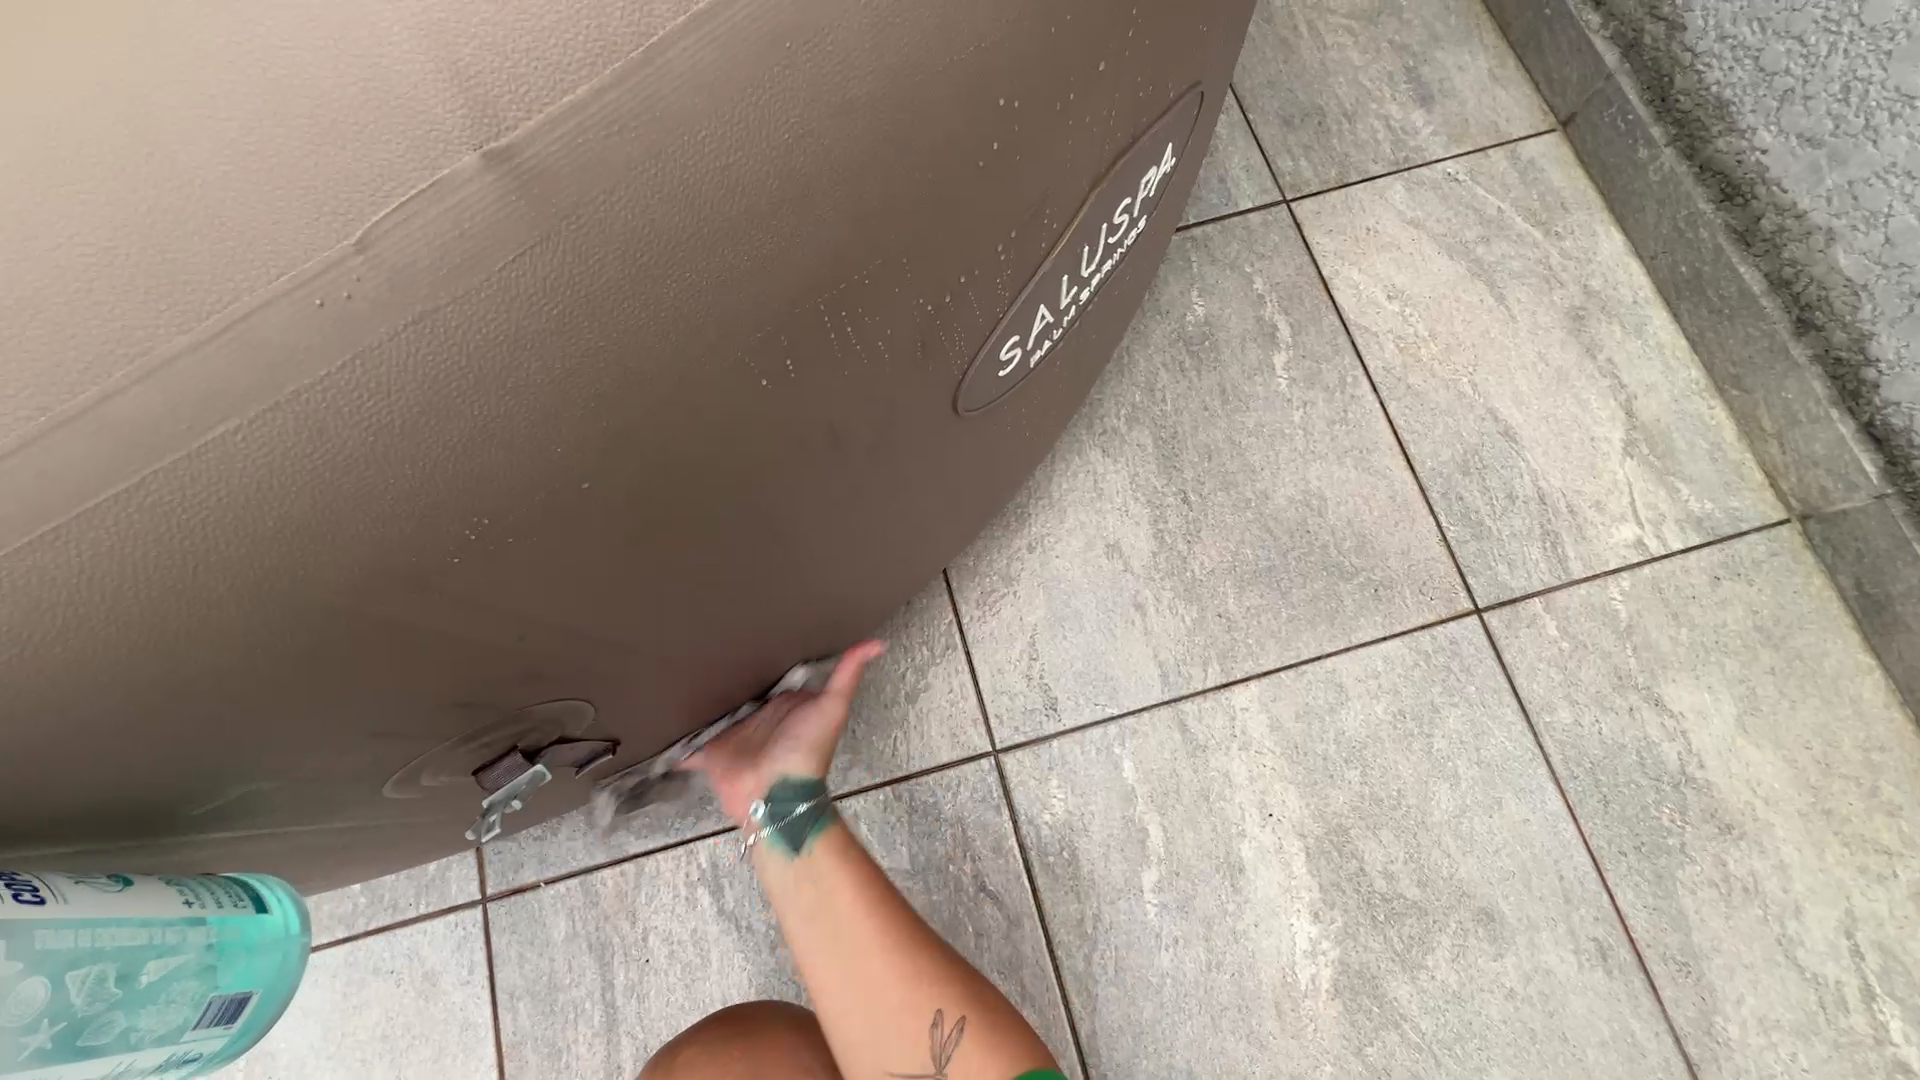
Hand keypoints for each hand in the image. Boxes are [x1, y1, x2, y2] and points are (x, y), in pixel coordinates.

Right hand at [682, 640, 887, 825]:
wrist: (775, 796)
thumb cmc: (807, 750)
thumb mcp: (832, 706)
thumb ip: (847, 675)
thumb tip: (877, 644)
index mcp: (783, 702)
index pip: (770, 672)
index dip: (761, 651)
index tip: (745, 620)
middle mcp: (757, 715)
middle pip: (738, 688)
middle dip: (723, 670)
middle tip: (700, 637)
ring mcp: (732, 733)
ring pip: (711, 708)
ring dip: (698, 695)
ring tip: (674, 665)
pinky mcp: (708, 750)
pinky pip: (687, 741)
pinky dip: (674, 734)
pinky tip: (659, 716)